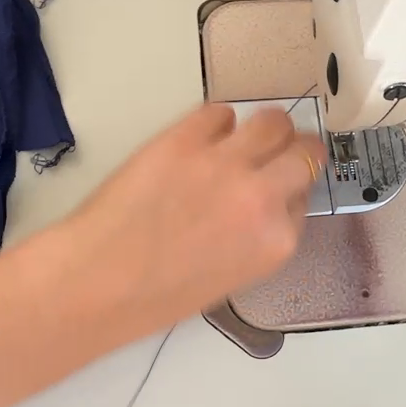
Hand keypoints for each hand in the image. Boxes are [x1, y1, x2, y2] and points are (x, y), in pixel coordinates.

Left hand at [60, 104, 323, 334]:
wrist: (101, 280)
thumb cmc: (161, 294)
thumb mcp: (234, 277)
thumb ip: (259, 236)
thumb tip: (263, 203)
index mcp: (277, 241)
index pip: (303, 198)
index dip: (288, 190)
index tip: (274, 190)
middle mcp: (262, 197)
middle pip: (304, 151)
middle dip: (295, 151)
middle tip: (276, 152)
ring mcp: (226, 163)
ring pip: (272, 121)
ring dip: (264, 128)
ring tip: (243, 138)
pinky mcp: (186, 138)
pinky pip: (219, 112)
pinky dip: (217, 122)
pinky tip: (203, 137)